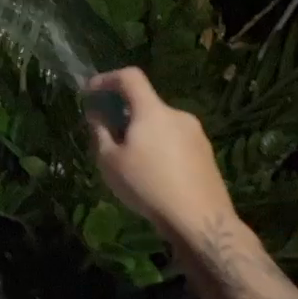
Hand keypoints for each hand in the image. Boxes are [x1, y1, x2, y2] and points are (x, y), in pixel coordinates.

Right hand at [86, 67, 235, 243]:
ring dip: (142, 132)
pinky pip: (175, 139)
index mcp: (153, 111)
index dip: (107, 78)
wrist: (200, 221)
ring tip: (130, 159)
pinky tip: (154, 173)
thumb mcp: (110, 161)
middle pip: (145, 103)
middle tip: (108, 135)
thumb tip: (97, 115)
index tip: (91, 92)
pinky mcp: (207, 154)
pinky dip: (159, 146)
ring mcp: (196, 135)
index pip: (130, 77)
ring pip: (161, 123)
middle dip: (124, 113)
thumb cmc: (148, 185)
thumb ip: (100, 132)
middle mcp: (178, 115)